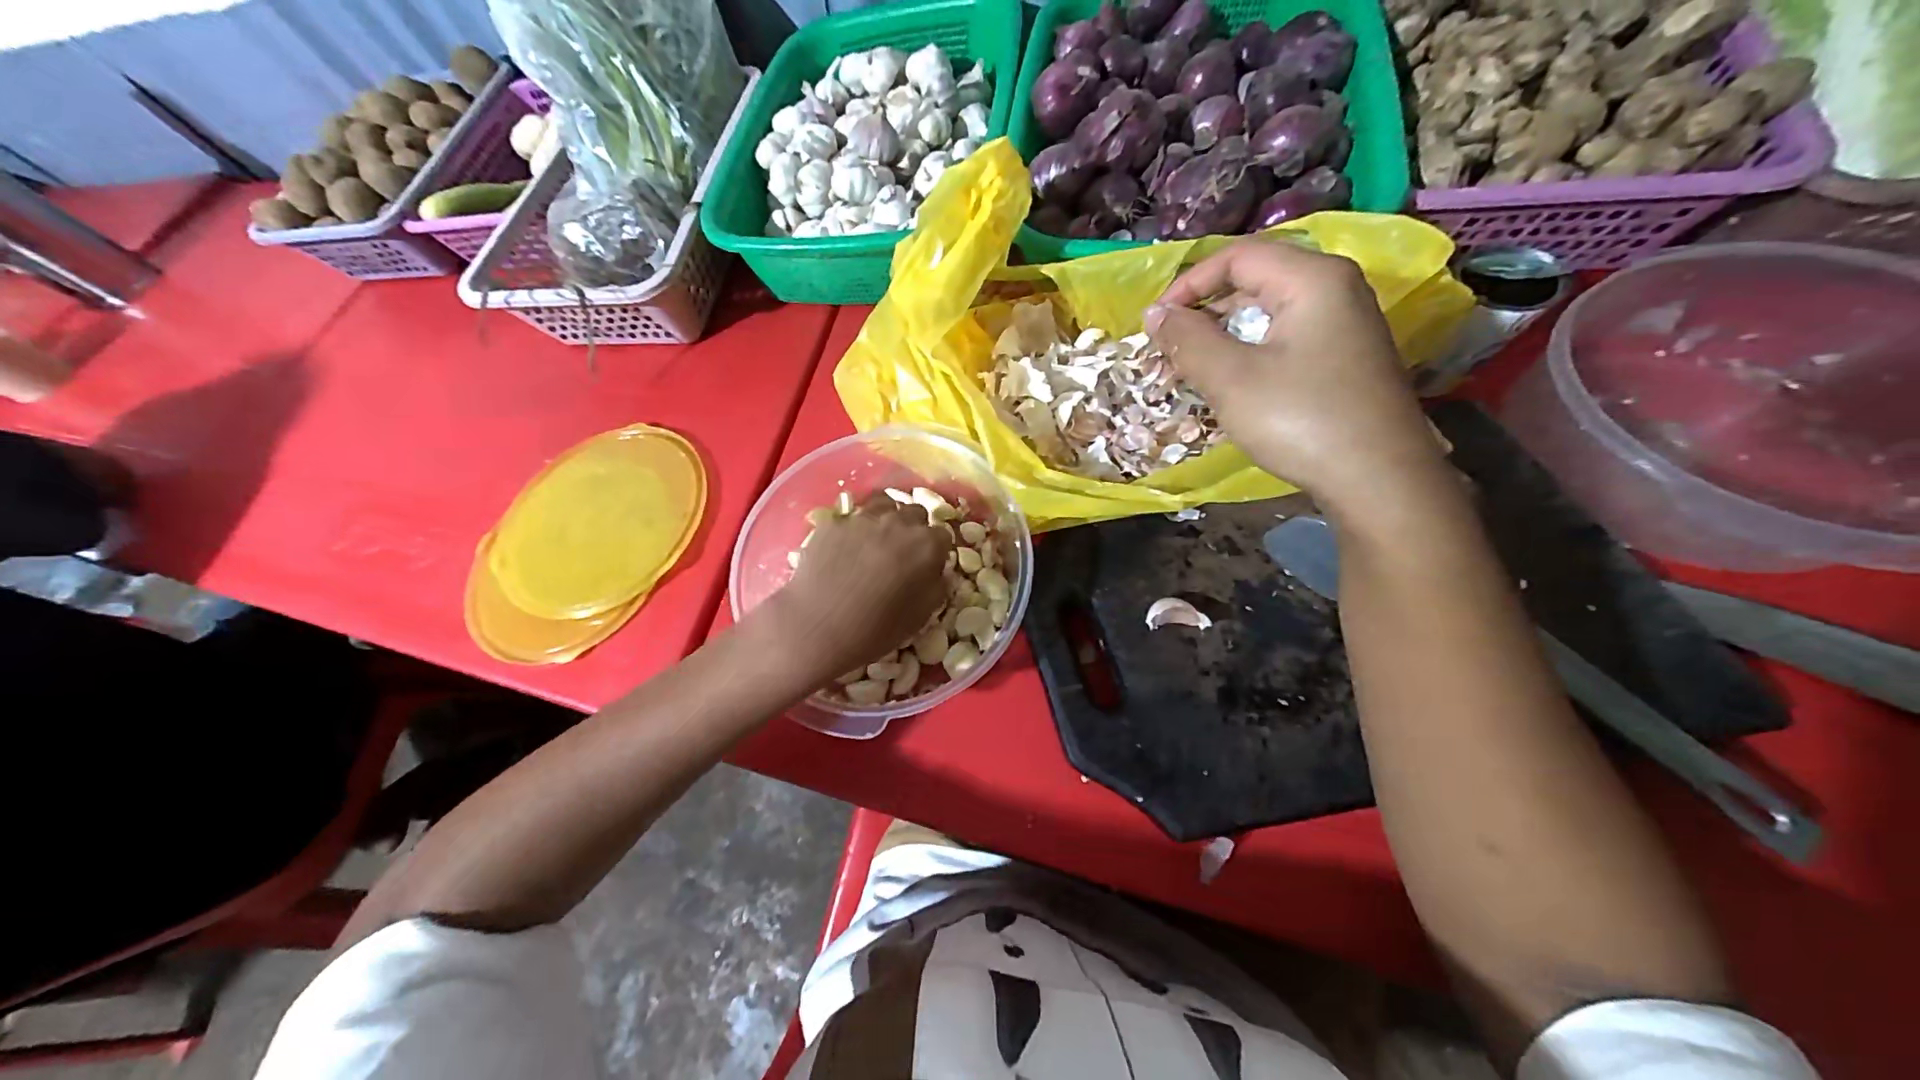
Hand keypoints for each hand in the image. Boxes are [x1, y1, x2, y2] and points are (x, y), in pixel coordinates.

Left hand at [765, 495, 947, 682]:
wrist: (818, 627)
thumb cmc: (876, 629)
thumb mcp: (921, 616)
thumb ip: (936, 586)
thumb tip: (937, 572)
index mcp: (927, 545)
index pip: (942, 536)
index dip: (936, 551)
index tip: (927, 565)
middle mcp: (899, 522)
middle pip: (914, 513)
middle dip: (913, 529)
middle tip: (901, 553)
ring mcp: (863, 518)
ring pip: (882, 505)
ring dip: (885, 519)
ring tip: (874, 542)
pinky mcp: (833, 522)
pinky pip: (850, 518)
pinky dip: (853, 530)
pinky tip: (843, 550)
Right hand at [1145, 239, 1447, 520]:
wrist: (1380, 480)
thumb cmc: (1302, 420)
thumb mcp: (1231, 379)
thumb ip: (1188, 339)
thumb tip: (1155, 313)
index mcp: (1313, 279)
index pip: (1236, 257)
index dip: (1188, 284)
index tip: (1155, 323)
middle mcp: (1336, 289)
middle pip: (1255, 281)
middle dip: (1205, 312)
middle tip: (1170, 351)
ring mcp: (1347, 324)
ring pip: (1270, 313)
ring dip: (1225, 336)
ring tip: (1194, 370)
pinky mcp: (1347, 357)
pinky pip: (1288, 338)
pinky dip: (1252, 353)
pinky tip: (1234, 386)